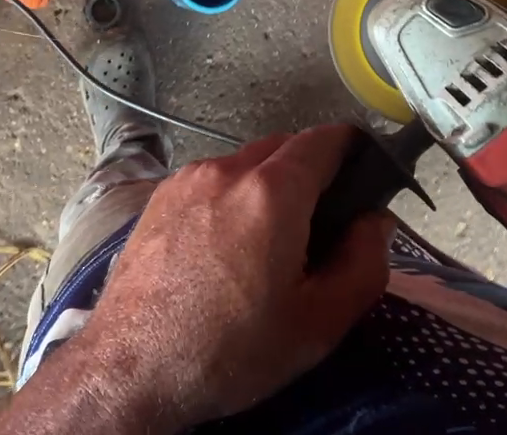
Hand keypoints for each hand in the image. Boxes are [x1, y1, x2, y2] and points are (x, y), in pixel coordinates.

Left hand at [19, 125, 396, 432]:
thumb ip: (363, 264)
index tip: (365, 171)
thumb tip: (376, 221)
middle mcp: (228, 169)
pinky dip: (231, 194)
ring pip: (246, 161)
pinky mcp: (160, 194)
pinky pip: (212, 177)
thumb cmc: (230, 350)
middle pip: (285, 146)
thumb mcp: (317, 325)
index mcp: (272, 192)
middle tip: (322, 221)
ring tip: (270, 239)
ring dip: (268, 183)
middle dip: (311, 169)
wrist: (130, 366)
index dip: (352, 148)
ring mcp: (188, 177)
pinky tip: (226, 243)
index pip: (325, 139)